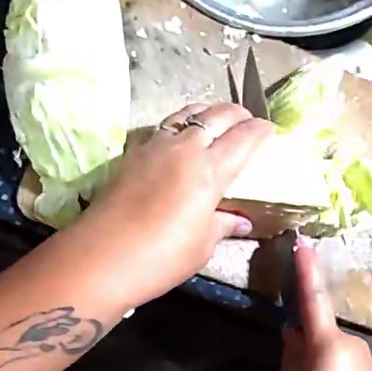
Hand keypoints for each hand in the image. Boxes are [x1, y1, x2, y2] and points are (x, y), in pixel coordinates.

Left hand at [76, 102, 273, 301]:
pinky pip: (161, 127)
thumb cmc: (162, 257)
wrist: (101, 257)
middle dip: (237, 114)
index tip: (270, 130)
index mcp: (210, 170)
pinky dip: (177, 125)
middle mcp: (184, 148)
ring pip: (186, 114)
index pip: (244, 138)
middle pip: (216, 116)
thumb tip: (238, 219)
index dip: (261, 131)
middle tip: (247, 120)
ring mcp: (154, 146)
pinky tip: (177, 137)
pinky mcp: (132, 153)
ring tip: (215, 120)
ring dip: (206, 113)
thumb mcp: (202, 246)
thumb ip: (222, 224)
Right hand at [280, 238, 371, 370]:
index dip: (306, 270)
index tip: (303, 243)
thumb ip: (290, 360)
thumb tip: (293, 336)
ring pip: (328, 356)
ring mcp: (364, 362)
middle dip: (301, 350)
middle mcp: (349, 342)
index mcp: (326, 340)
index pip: (313, 297)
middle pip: (317, 336)